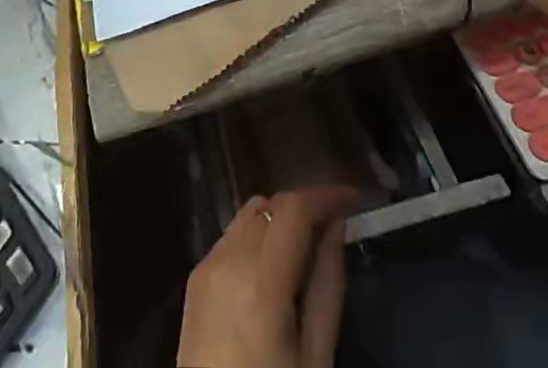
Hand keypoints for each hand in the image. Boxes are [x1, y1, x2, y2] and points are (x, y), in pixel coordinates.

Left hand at [177, 185, 358, 367]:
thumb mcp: (316, 354)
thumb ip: (327, 285)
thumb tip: (336, 228)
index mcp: (260, 282)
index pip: (292, 211)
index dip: (324, 195)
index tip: (353, 196)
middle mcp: (227, 260)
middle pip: (267, 206)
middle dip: (303, 205)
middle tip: (337, 221)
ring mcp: (205, 265)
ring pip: (246, 216)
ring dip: (278, 217)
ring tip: (310, 241)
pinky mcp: (194, 276)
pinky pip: (230, 237)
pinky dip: (256, 235)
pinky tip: (276, 262)